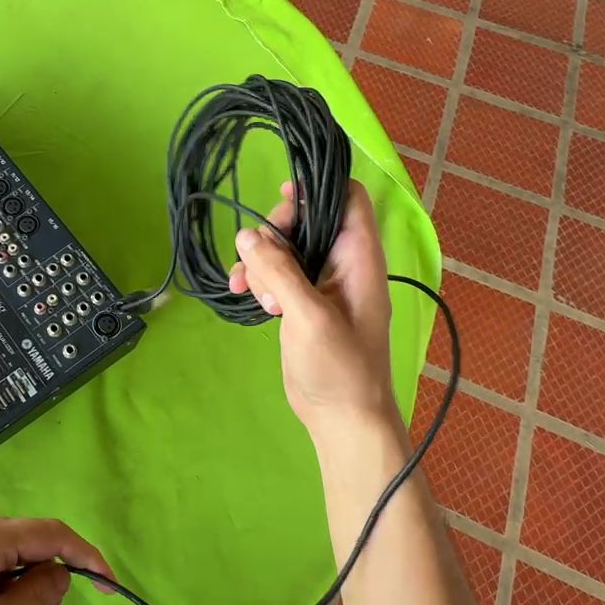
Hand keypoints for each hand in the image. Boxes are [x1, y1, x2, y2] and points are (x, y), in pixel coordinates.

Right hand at [227, 180, 397, 439]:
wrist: (341, 417)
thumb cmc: (340, 366)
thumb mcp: (309, 315)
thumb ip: (279, 271)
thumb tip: (246, 236)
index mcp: (360, 258)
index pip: (349, 199)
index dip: (319, 187)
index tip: (282, 194)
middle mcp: (342, 263)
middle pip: (306, 220)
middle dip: (274, 234)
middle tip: (256, 256)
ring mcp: (320, 283)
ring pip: (283, 247)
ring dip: (259, 260)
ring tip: (251, 291)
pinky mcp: (301, 301)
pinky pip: (274, 273)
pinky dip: (256, 278)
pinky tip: (244, 295)